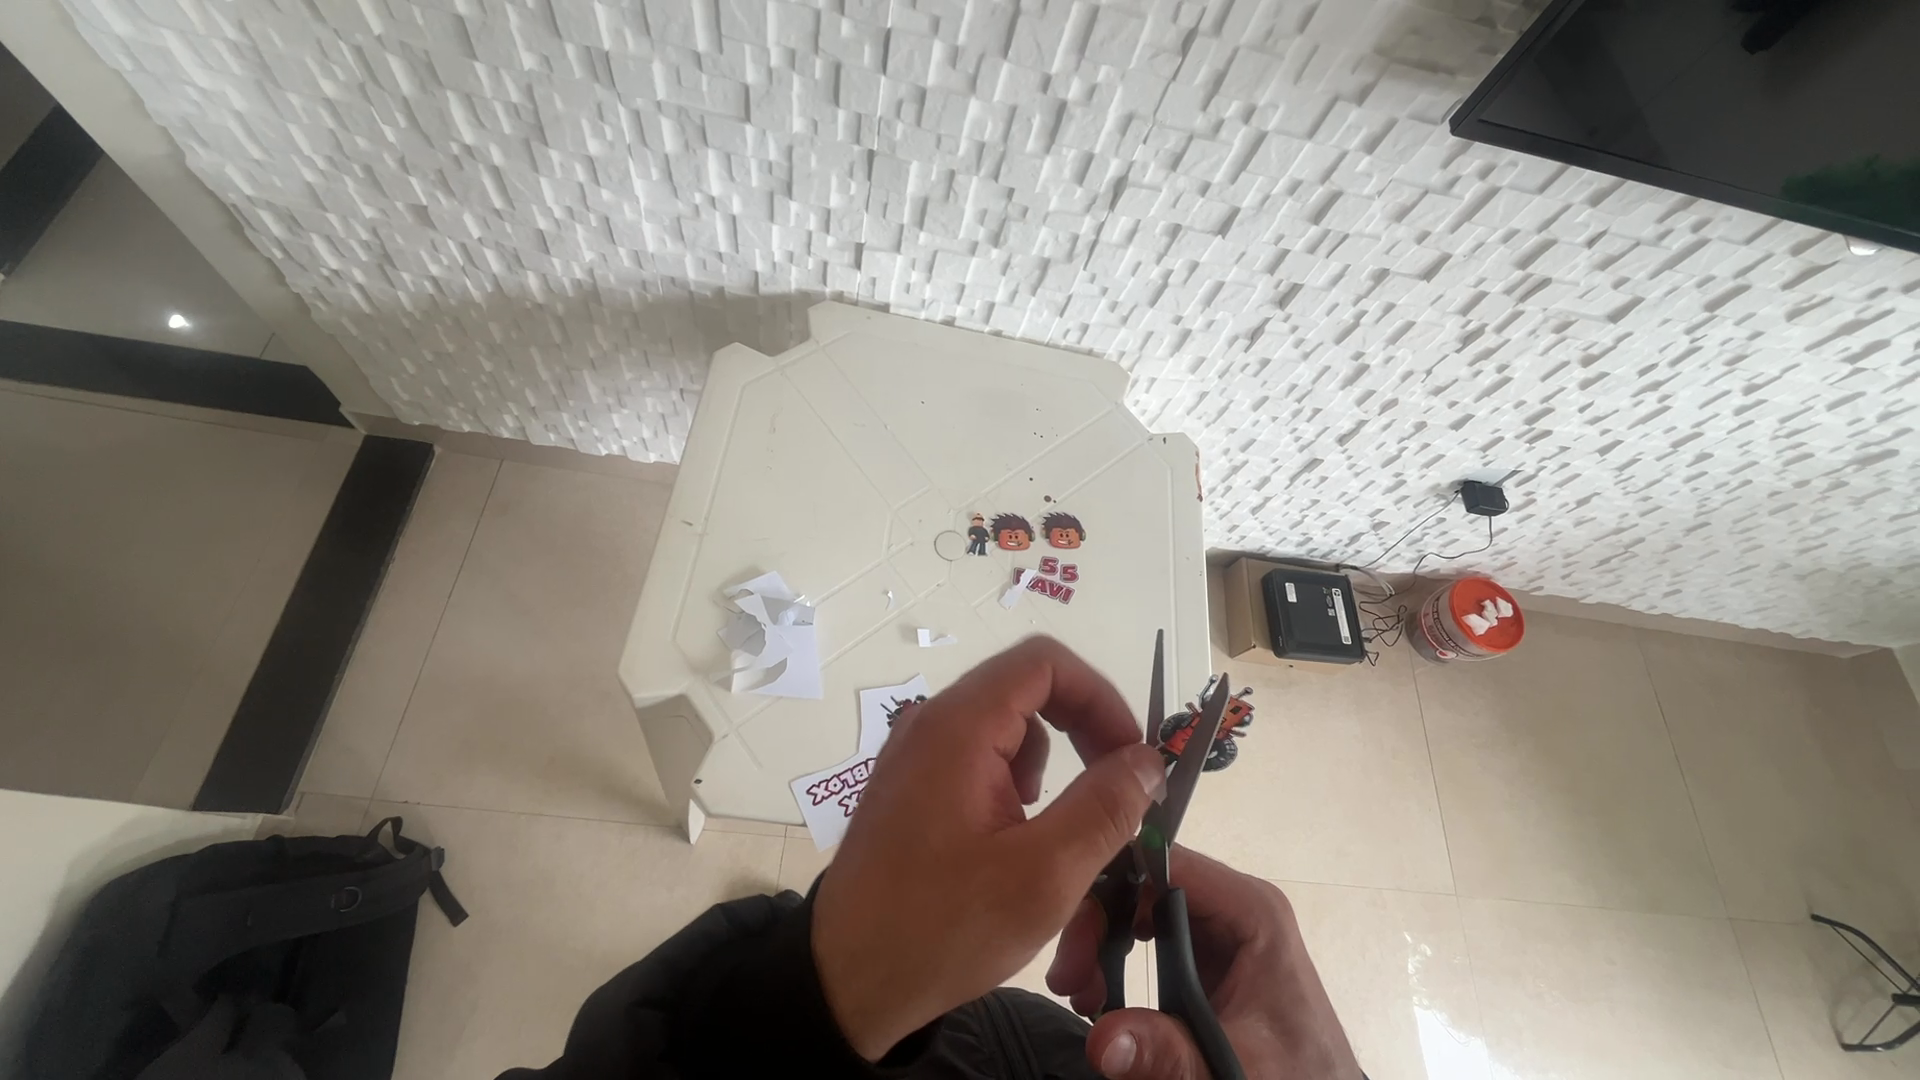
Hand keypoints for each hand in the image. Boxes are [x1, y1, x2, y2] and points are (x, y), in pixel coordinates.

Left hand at [811, 637, 1168, 1059]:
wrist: (846, 978)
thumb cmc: (942, 926)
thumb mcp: (1043, 875)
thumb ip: (1104, 808)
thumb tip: (1146, 760)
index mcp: (960, 726)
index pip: (1044, 662)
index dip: (1100, 696)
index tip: (1130, 753)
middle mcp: (933, 721)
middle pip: (1026, 685)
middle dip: (1082, 725)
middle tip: (1116, 783)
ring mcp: (917, 749)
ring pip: (1005, 720)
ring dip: (1050, 756)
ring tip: (1059, 821)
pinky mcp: (913, 780)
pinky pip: (978, 750)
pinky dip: (1015, 775)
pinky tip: (1016, 830)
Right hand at [1048, 846, 1363, 1079]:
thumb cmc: (1297, 1077)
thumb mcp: (1234, 1066)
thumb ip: (1168, 1051)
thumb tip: (1099, 1039)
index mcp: (1250, 908)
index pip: (1164, 863)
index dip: (1111, 884)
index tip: (1072, 934)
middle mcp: (1229, 901)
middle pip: (1141, 881)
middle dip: (1098, 923)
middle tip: (1068, 979)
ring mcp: (1214, 921)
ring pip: (1135, 902)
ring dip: (1099, 940)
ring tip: (1078, 993)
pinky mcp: (1201, 946)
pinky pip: (1142, 929)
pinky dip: (1112, 954)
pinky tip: (1097, 993)